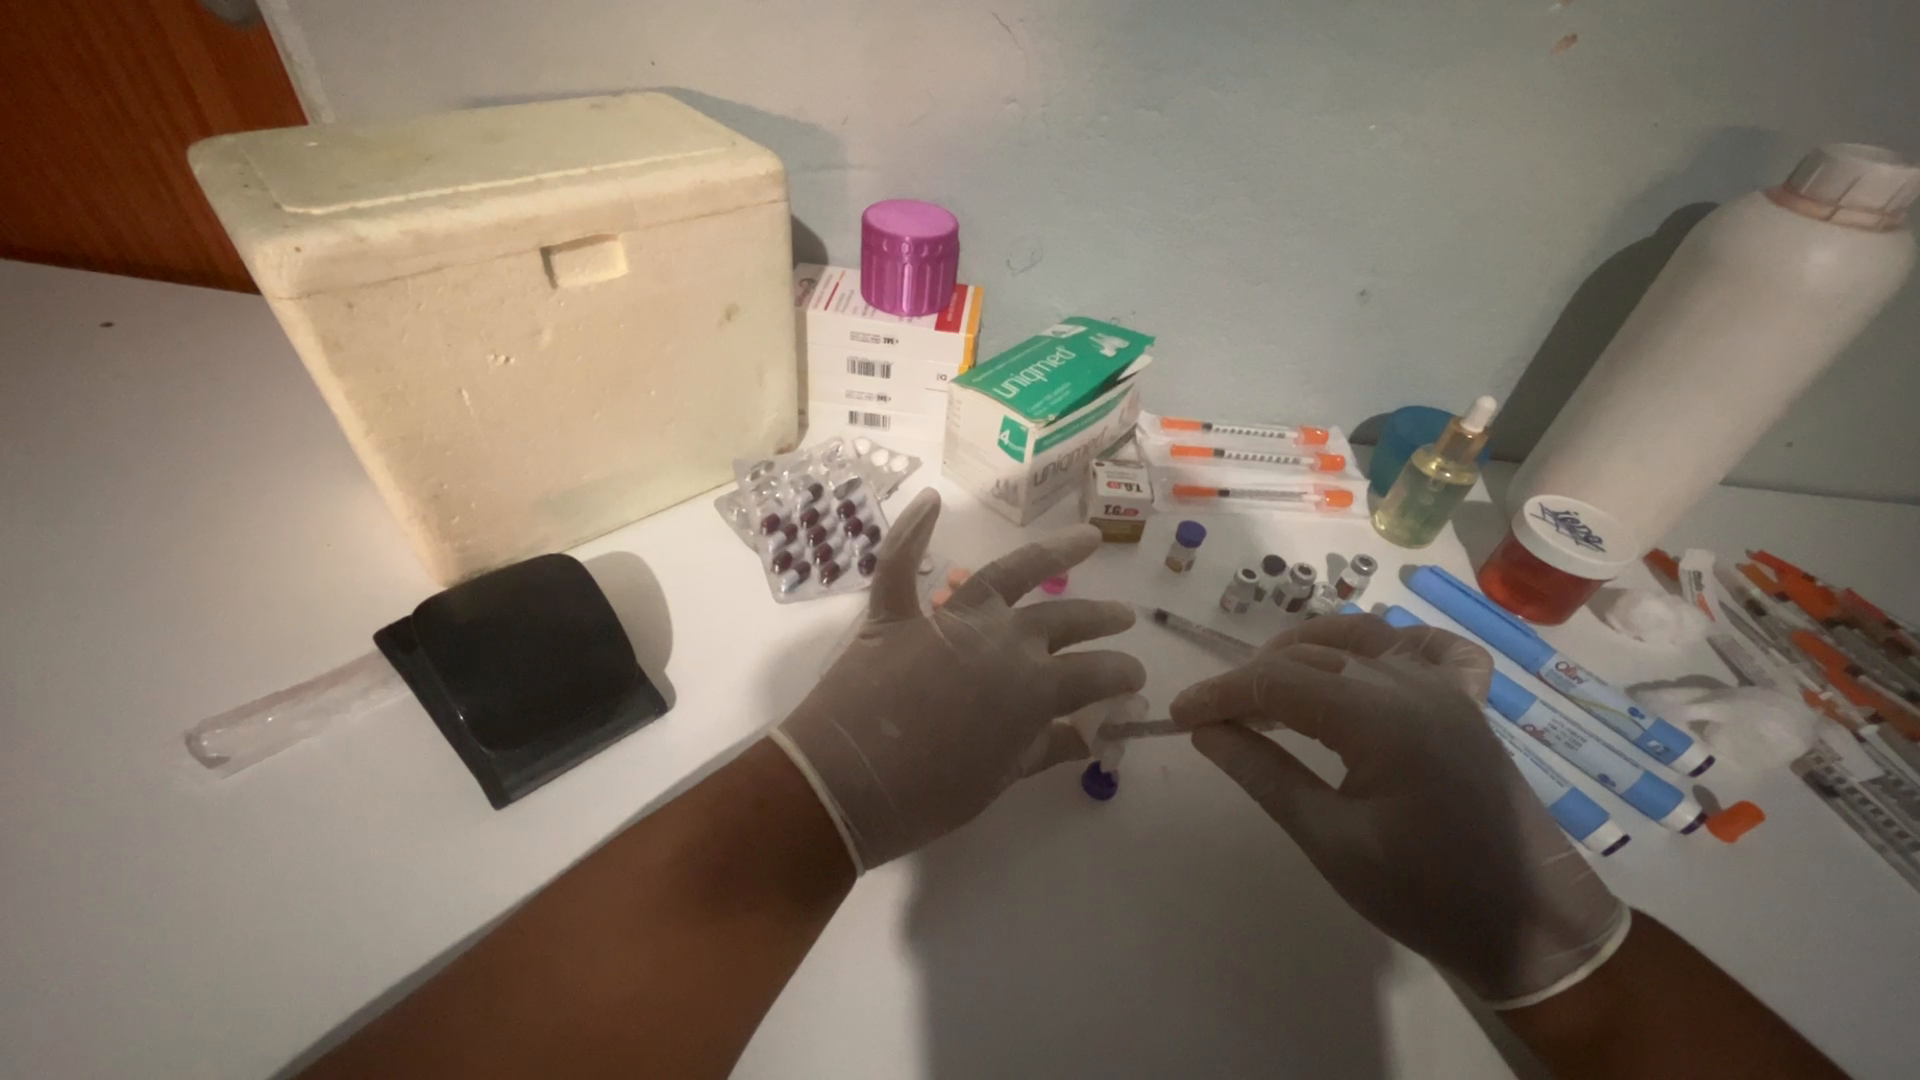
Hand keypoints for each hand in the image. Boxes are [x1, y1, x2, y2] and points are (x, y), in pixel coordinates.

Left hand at [773, 489, 1146, 872]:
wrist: (843, 787)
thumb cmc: (928, 796)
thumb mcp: (999, 779)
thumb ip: (1046, 747)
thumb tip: (1088, 735)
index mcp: (1032, 688)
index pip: (1095, 673)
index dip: (1121, 676)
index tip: (1134, 680)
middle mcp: (1000, 640)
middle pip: (1062, 620)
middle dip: (1099, 619)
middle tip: (1123, 615)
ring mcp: (947, 620)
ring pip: (1008, 575)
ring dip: (1051, 553)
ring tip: (1085, 538)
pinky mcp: (894, 616)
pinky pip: (900, 565)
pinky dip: (912, 531)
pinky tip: (931, 499)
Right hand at [1172, 615, 1627, 1006]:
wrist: (1533, 928)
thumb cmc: (1424, 895)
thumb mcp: (1329, 841)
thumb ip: (1263, 774)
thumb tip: (1205, 732)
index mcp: (1379, 718)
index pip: (1277, 681)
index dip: (1220, 694)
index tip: (1179, 716)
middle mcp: (1412, 684)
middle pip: (1309, 654)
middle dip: (1251, 679)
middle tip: (1214, 719)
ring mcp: (1445, 687)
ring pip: (1358, 634)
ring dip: (1304, 649)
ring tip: (1269, 687)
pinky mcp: (1466, 701)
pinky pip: (1424, 645)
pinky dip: (1385, 642)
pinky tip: (1363, 662)